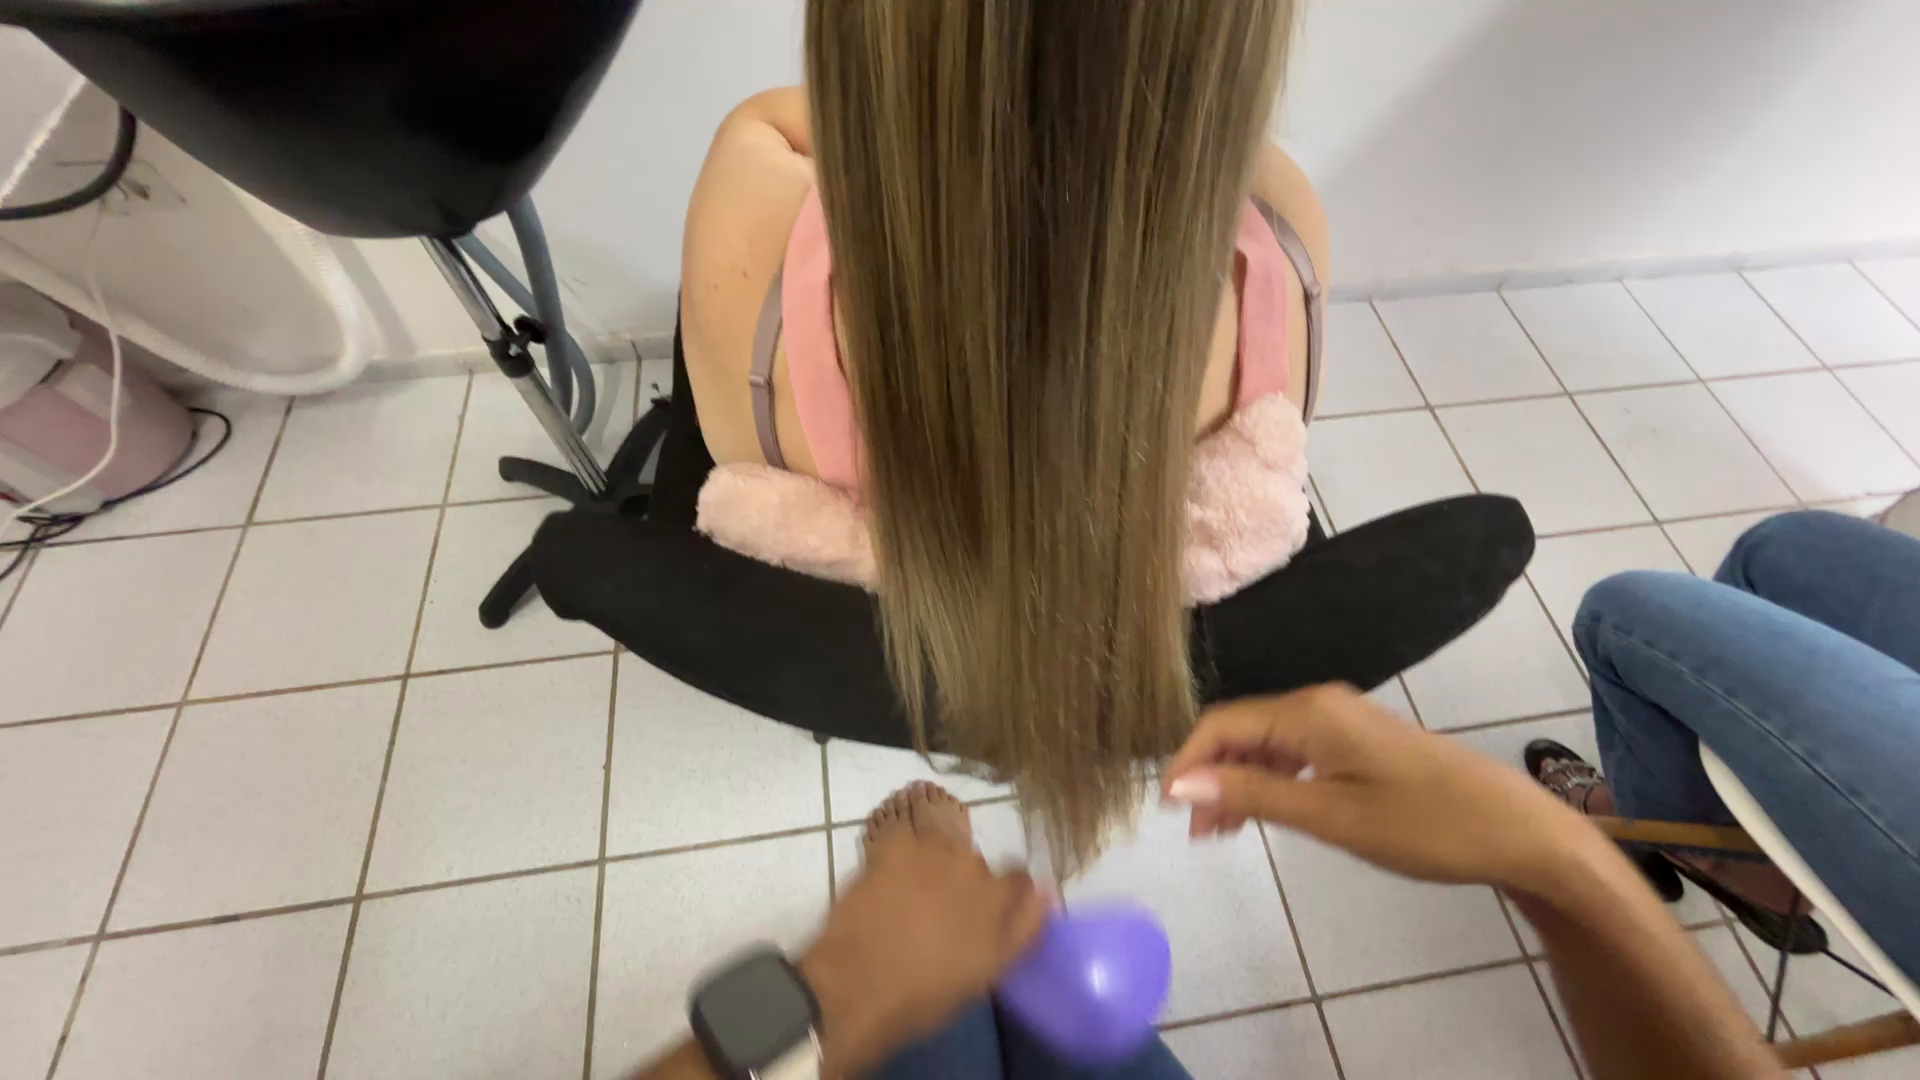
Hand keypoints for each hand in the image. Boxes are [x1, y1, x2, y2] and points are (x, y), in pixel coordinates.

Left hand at [800, 839, 1048, 1073]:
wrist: (856, 984)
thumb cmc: (924, 992)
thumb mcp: (986, 972)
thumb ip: (1023, 928)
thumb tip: (1046, 891)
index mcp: (998, 897)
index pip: (1018, 877)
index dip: (1005, 894)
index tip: (986, 912)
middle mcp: (971, 863)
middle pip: (975, 864)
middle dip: (962, 882)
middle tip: (940, 913)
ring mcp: (931, 848)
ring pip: (941, 847)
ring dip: (932, 864)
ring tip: (910, 895)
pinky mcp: (894, 843)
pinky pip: (906, 837)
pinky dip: (899, 853)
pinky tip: (888, 876)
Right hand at [1161, 684, 1601, 890]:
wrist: (1521, 833)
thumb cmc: (1424, 824)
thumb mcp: (1330, 816)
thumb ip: (1251, 794)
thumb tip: (1180, 784)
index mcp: (1307, 711)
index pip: (1221, 723)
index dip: (1186, 760)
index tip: (1166, 808)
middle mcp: (1316, 703)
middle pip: (1240, 731)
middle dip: (1210, 776)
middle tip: (1197, 833)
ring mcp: (1338, 720)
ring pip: (1264, 744)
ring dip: (1237, 782)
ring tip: (1222, 832)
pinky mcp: (1354, 741)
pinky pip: (1293, 753)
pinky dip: (1269, 781)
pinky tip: (1262, 812)